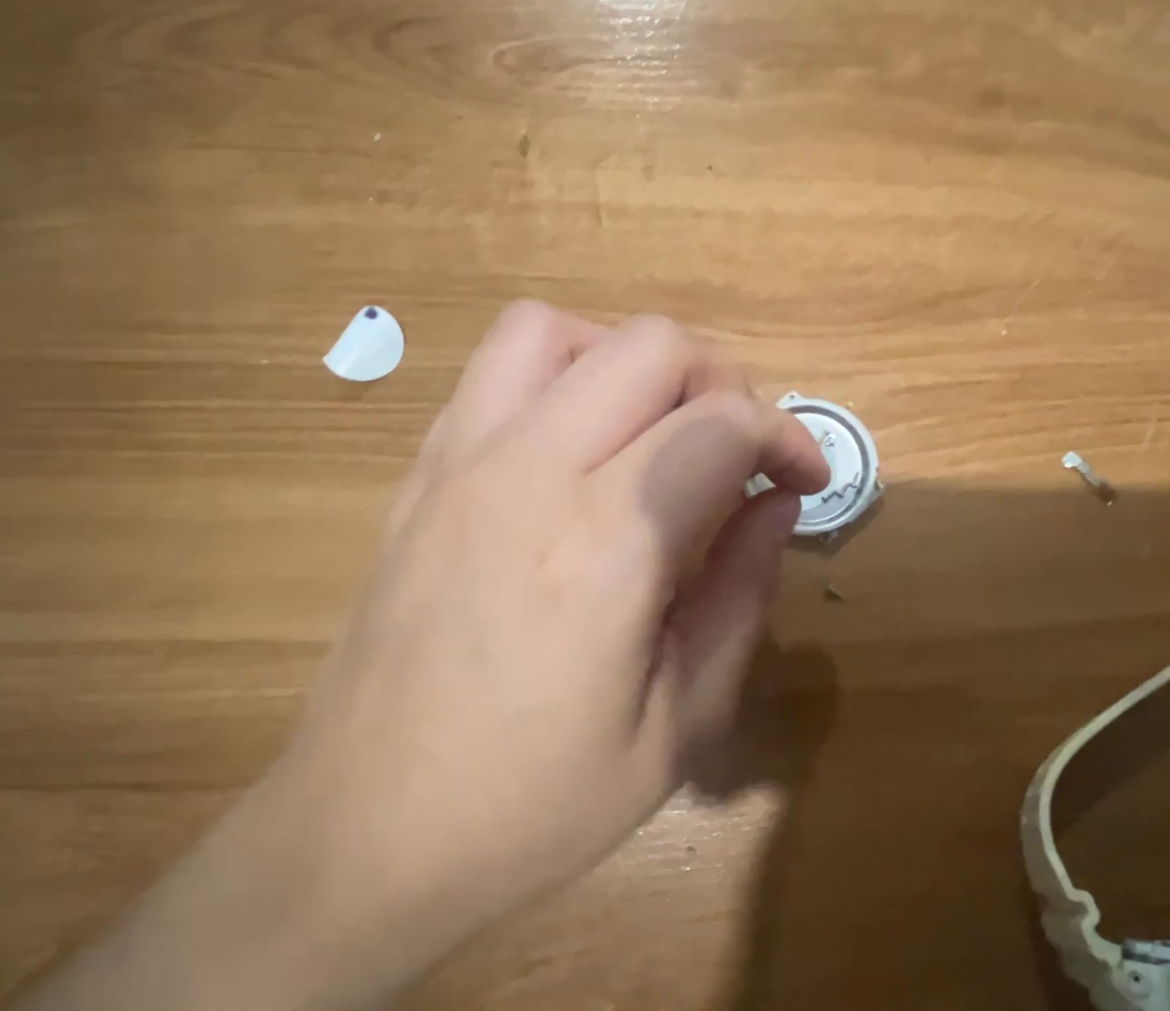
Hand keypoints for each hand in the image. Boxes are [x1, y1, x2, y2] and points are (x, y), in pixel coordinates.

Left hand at [17, 302, 829, 1010]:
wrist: (364, 838)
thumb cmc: (535, 804)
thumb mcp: (679, 726)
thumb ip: (740, 595)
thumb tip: (777, 504)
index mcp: (607, 543)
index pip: (722, 422)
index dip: (787, 436)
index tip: (805, 480)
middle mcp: (528, 473)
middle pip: (649, 345)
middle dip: (721, 384)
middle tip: (738, 460)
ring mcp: (458, 464)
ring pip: (556, 331)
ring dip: (627, 362)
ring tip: (653, 435)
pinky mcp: (417, 477)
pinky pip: (493, 372)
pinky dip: (559, 378)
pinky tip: (577, 455)